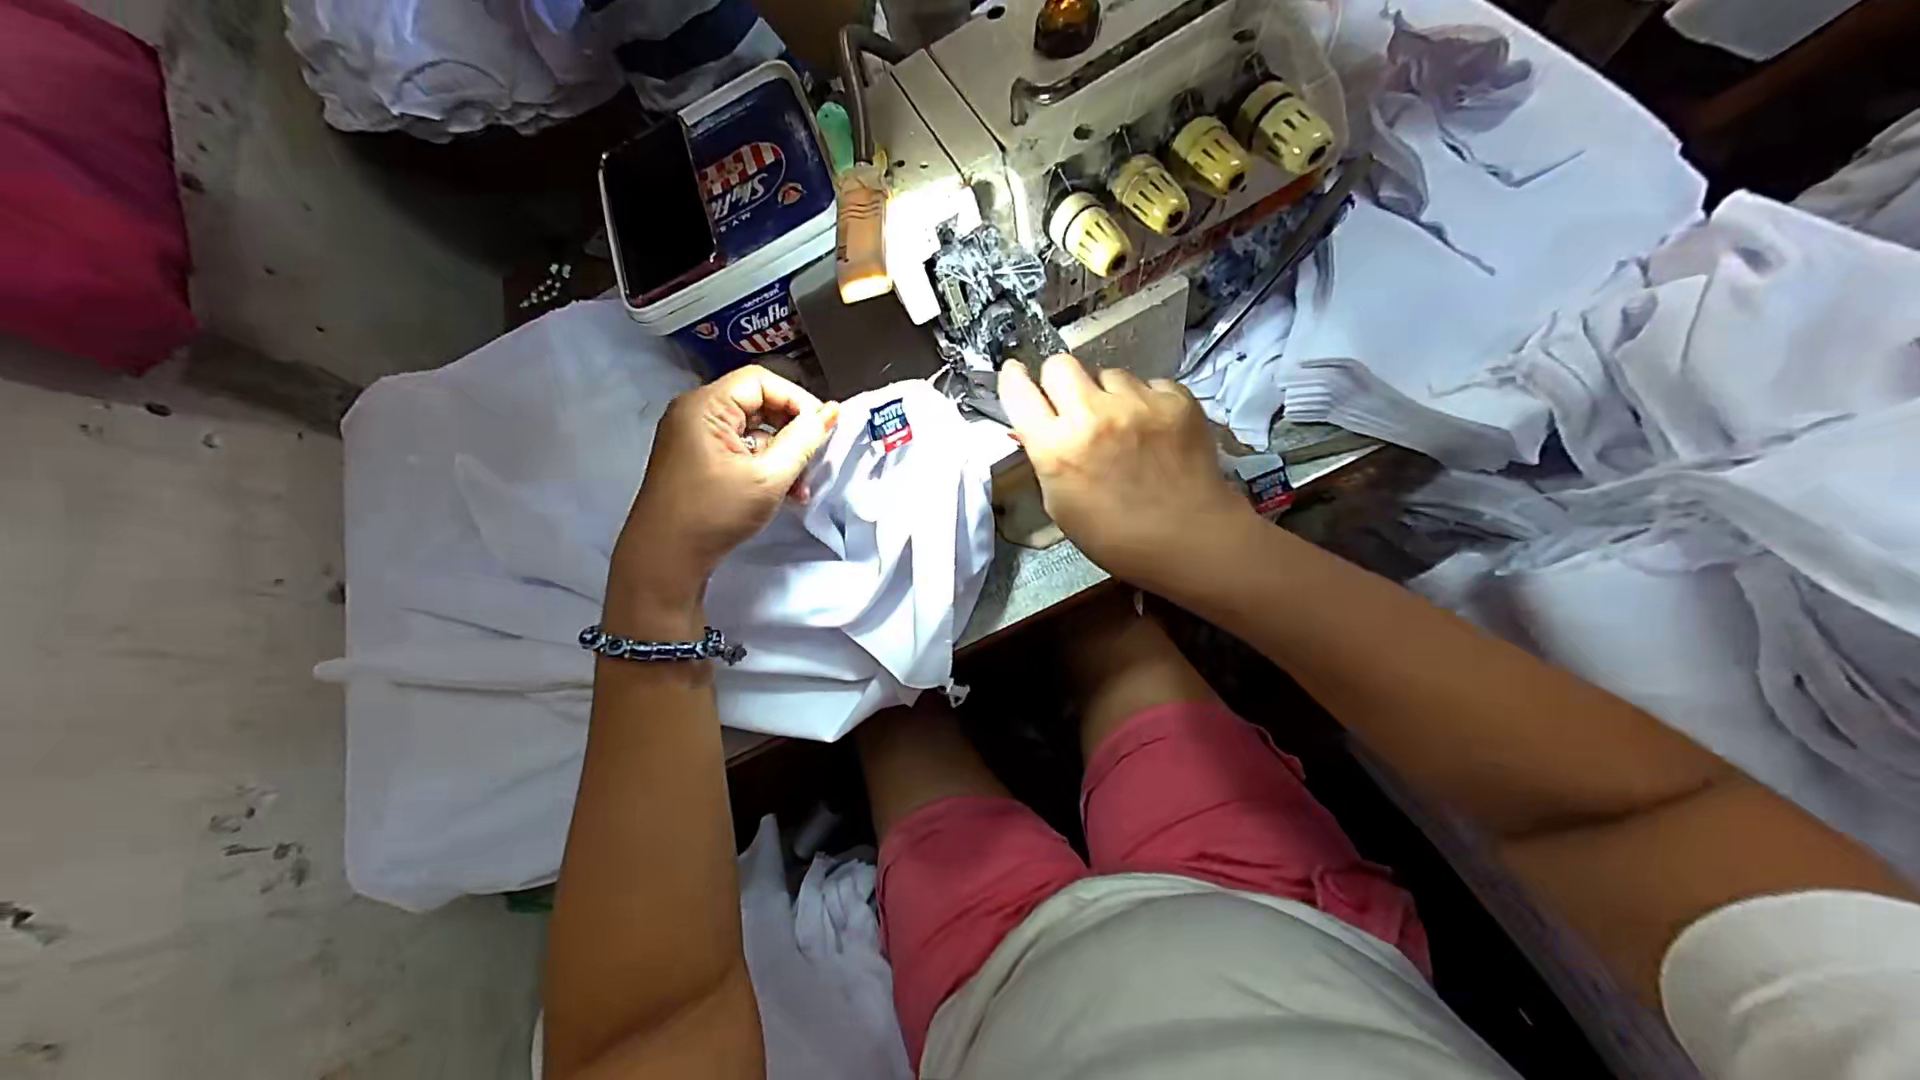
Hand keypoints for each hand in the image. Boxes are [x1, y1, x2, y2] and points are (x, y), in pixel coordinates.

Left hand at [612, 366, 839, 613]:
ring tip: (800, 486)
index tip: (822, 431)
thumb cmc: (713, 514)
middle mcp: (696, 414)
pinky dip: (764, 464)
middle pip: (757, 403)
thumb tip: (831, 412)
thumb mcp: (768, 477)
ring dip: (782, 452)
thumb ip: (804, 440)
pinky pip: (740, 449)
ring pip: (752, 429)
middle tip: (813, 460)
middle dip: (792, 430)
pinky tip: (783, 491)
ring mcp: (694, 438)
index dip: (797, 401)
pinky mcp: (698, 460)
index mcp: (705, 406)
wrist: (664, 559)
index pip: (761, 382)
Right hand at [998, 353, 1256, 589]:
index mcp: (1056, 447)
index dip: (1014, 379)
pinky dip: (1145, 401)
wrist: (1188, 539)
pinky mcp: (1174, 399)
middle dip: (1061, 381)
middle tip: (1073, 403)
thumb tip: (1043, 429)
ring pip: (1108, 373)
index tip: (1017, 374)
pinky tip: (1153, 429)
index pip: (1019, 391)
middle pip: (1061, 364)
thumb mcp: (1060, 504)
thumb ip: (1047, 458)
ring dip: (1107, 393)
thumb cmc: (1115, 536)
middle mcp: (1092, 415)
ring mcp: (1136, 403)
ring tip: (1122, 424)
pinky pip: (1148, 383)